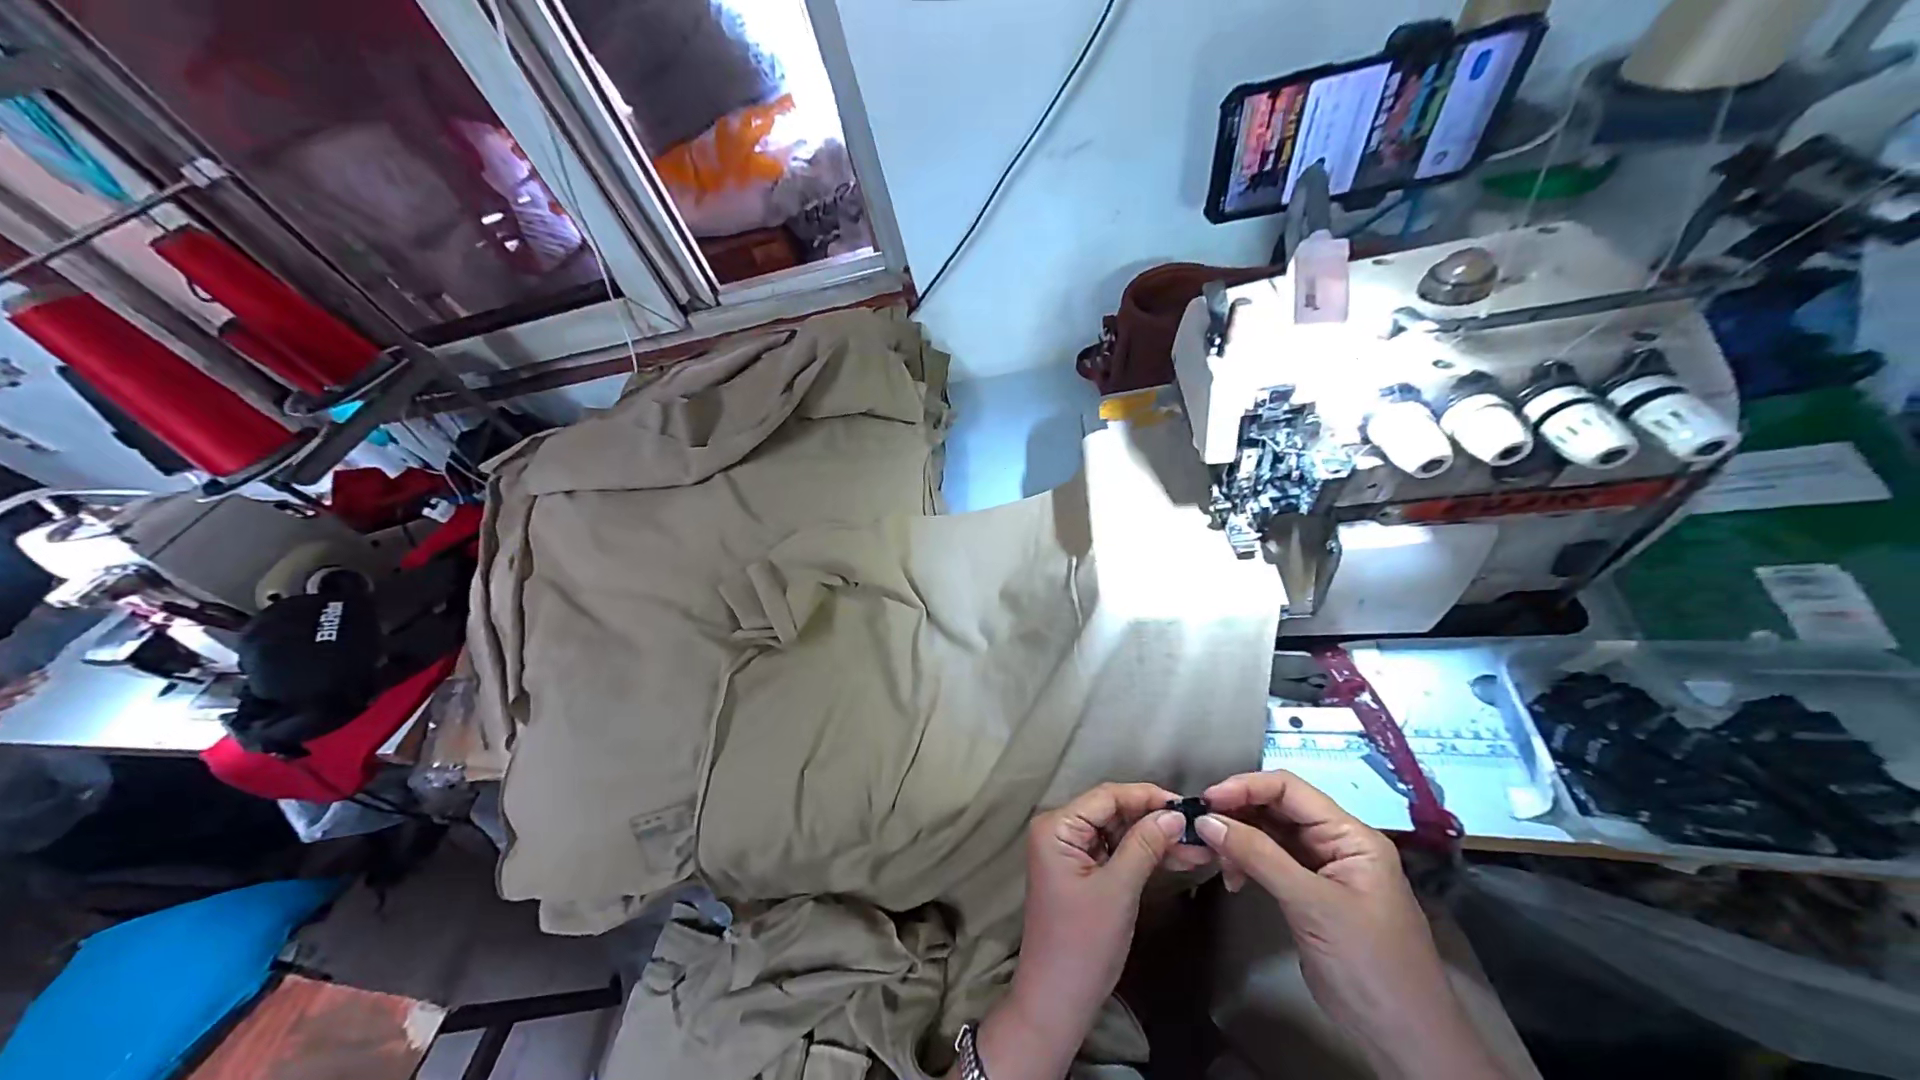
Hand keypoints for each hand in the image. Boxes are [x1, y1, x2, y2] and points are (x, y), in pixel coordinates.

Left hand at [972, 783, 1210, 1079]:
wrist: (1057, 1000)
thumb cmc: (1082, 943)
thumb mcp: (1118, 889)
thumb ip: (1145, 845)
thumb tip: (1175, 813)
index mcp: (1056, 826)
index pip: (1107, 796)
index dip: (1147, 796)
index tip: (1189, 804)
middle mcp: (1059, 830)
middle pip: (1114, 811)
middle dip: (1155, 818)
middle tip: (1199, 827)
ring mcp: (1071, 851)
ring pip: (1120, 831)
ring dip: (1156, 837)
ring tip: (1199, 844)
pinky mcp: (1083, 872)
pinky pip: (1118, 851)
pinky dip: (1145, 854)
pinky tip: (1179, 857)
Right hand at [1196, 771, 1502, 1079]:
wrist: (1403, 1037)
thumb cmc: (1368, 963)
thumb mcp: (1312, 904)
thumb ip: (1259, 856)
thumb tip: (1207, 820)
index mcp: (1350, 835)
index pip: (1290, 789)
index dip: (1246, 787)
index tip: (1207, 800)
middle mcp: (1335, 843)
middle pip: (1276, 808)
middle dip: (1237, 814)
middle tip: (1201, 828)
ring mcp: (1321, 868)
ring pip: (1268, 834)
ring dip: (1238, 840)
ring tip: (1214, 858)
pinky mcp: (1306, 893)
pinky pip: (1268, 861)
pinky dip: (1245, 863)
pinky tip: (1232, 878)